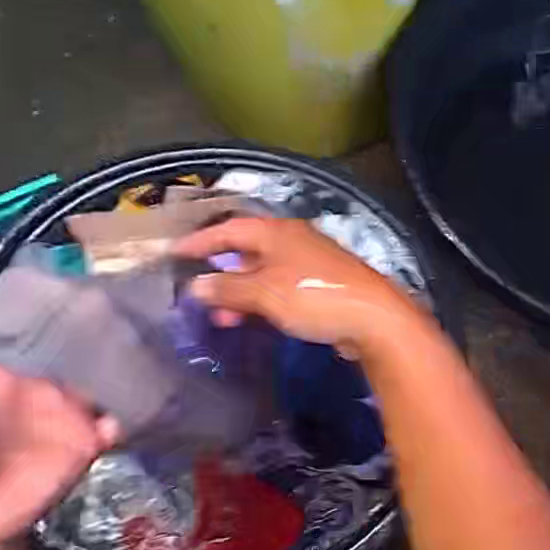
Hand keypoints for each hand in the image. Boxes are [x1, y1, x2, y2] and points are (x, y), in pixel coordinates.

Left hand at [0, 307, 117, 549]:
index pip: (15, 326)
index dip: (37, 303)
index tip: (65, 279)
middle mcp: (30, 382)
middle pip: (67, 343)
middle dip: (93, 322)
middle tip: (115, 301)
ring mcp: (61, 411)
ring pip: (98, 375)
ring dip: (120, 360)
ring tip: (141, 340)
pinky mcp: (85, 441)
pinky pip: (115, 420)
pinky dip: (130, 410)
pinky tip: (130, 404)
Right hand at [172, 217, 427, 353]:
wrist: (374, 320)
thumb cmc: (314, 297)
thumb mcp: (264, 293)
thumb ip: (228, 288)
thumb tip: (197, 285)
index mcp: (278, 232)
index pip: (229, 228)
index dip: (201, 241)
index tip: (175, 254)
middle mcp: (295, 241)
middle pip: (248, 251)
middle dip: (222, 274)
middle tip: (201, 297)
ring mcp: (313, 264)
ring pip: (266, 274)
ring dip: (242, 294)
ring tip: (225, 320)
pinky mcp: (325, 288)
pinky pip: (284, 290)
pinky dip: (265, 302)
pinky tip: (258, 321)